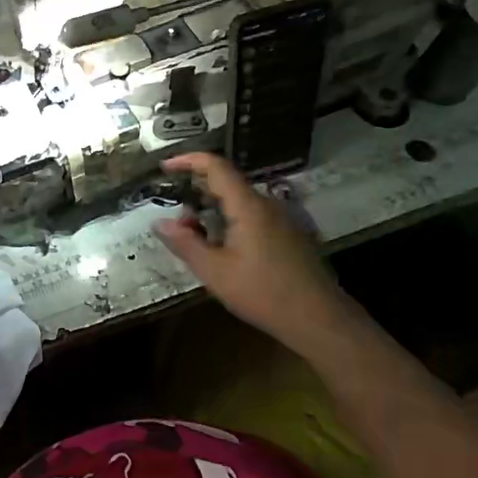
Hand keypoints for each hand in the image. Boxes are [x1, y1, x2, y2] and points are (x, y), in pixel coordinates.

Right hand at [153, 153, 356, 349]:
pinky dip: (231, 220)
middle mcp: (266, 204)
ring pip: (240, 201)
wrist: (318, 317)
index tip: (165, 167)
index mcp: (248, 205)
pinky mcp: (288, 234)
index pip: (216, 166)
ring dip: (213, 209)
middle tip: (175, 212)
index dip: (188, 160)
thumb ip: (185, 243)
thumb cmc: (262, 293)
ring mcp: (281, 218)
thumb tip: (159, 223)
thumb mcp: (215, 271)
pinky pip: (254, 215)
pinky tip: (222, 247)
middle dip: (197, 190)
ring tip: (193, 234)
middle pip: (228, 182)